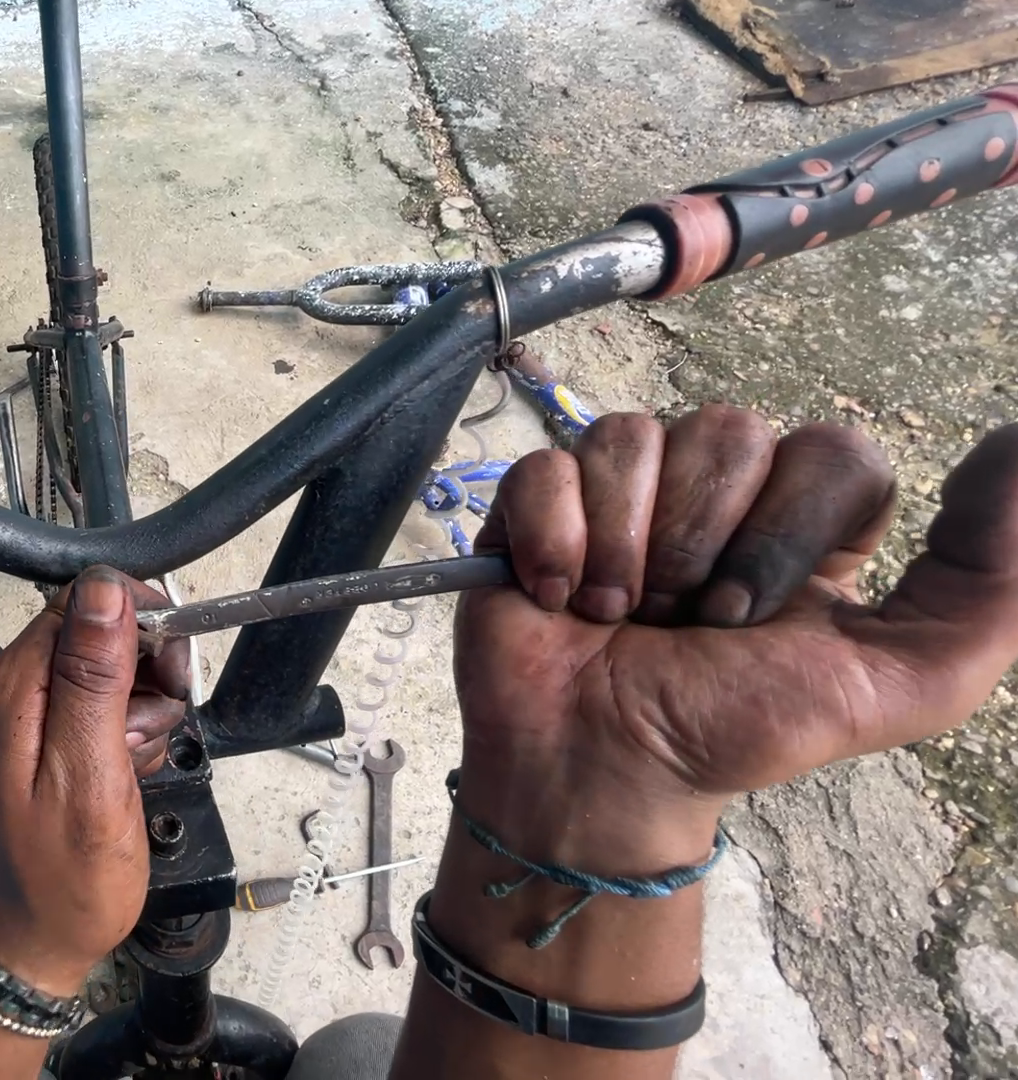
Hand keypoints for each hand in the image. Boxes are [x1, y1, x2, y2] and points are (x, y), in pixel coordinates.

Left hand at [0, 567, 190, 995]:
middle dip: (147, 669)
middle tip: (150, 728)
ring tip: (135, 760)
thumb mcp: (87, 772)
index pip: (85, 597)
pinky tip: (130, 769)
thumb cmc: (62, 874)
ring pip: (118, 668)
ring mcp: (39, 710)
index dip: (138, 621)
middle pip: (104, 629)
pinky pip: (113, 706)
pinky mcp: (58, 735)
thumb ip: (93, 677)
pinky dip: (135, 731)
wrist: (34, 941)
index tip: (169, 670)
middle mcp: (23, 684)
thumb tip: (104, 587)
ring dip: (146, 707)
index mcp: (21, 680)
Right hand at [455, 408, 1017, 869]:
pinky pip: (541, 470)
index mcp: (796, 523)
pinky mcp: (528, 507)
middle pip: (724, 430)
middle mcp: (703, 493)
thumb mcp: (900, 679)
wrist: (593, 759)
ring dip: (617, 542)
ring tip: (606, 609)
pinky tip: (553, 590)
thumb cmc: (726, 727)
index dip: (786, 528)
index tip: (744, 617)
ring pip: (625, 437)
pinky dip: (549, 534)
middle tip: (671, 617)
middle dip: (693, 541)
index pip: (829, 449)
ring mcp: (609, 494)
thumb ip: (994, 579)